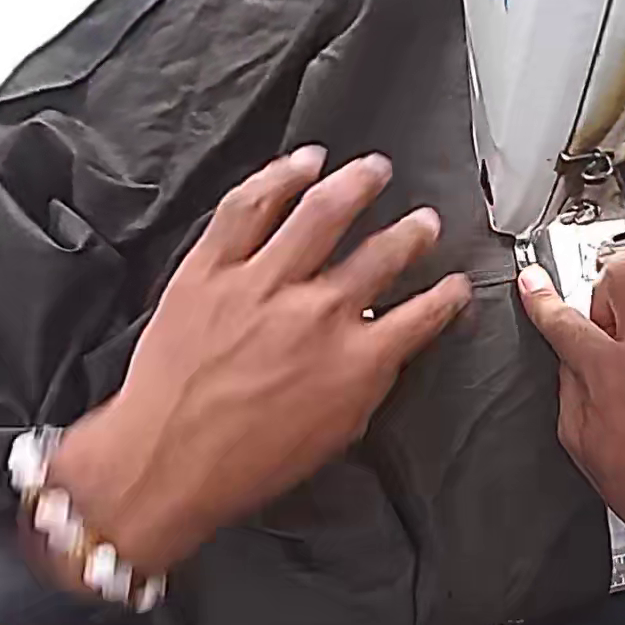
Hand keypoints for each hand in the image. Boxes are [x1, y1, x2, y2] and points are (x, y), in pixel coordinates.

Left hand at [50, 147, 469, 569]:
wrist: (168, 462)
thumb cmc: (251, 462)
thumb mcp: (334, 434)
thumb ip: (367, 385)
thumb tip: (381, 351)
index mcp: (356, 361)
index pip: (422, 316)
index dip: (448, 297)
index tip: (456, 285)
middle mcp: (319, 313)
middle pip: (382, 255)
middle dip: (413, 234)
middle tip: (424, 222)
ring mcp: (264, 284)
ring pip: (322, 213)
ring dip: (357, 185)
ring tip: (375, 169)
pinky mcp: (212, 269)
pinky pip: (249, 207)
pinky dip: (279, 177)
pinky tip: (302, 163)